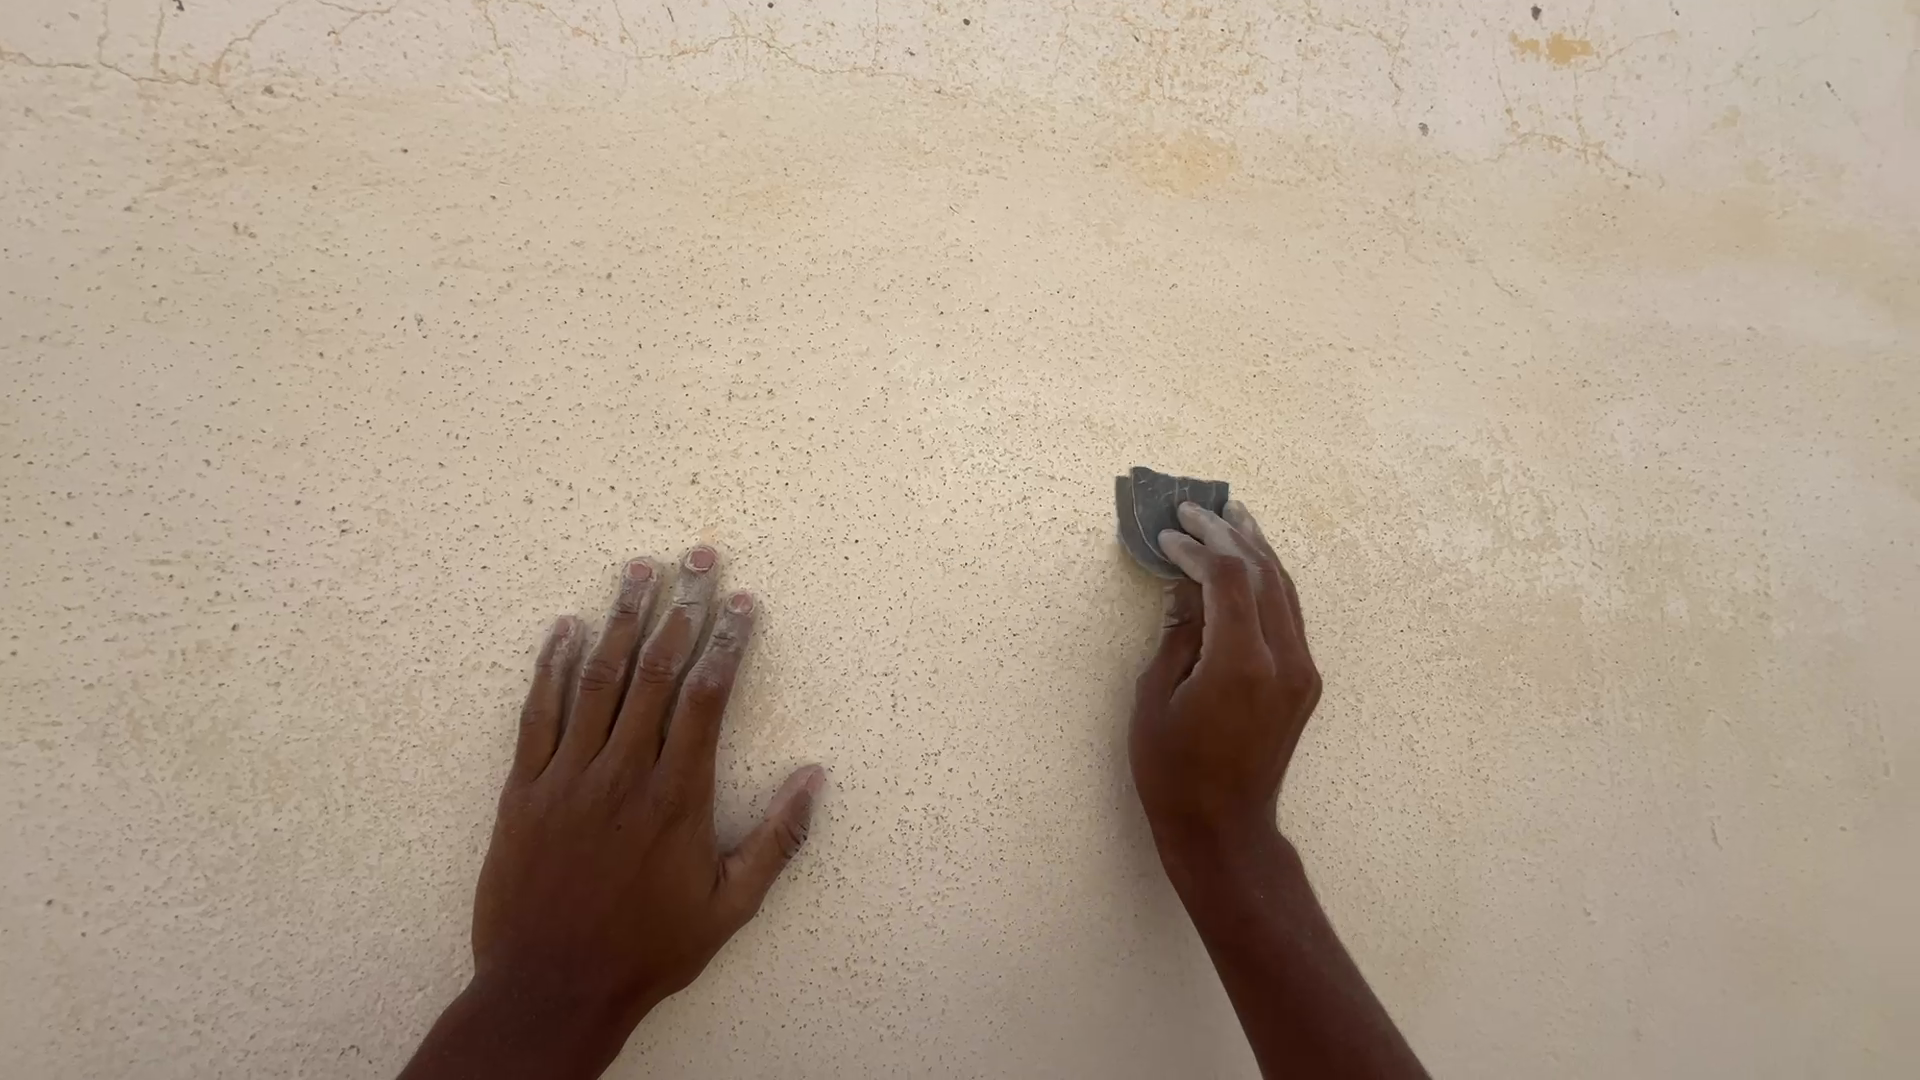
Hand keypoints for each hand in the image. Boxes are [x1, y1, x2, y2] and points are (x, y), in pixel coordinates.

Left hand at [401, 547, 825, 1079]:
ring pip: (597, 680)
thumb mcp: (730, 907)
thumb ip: (778, 840)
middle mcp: (623, 772)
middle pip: (655, 671)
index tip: (742, 602)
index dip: (727, 642)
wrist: (547, 993)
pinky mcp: (523, 792)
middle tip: (697, 558)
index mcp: (676, 795)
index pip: (706, 697)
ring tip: (638, 570)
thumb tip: (815, 777)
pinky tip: (566, 629)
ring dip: (621, 619)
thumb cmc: (648, 949)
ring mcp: (568, 778)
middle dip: (681, 607)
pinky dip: (551, 667)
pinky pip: (536, 716)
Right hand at [1130, 505, 1429, 1079]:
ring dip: (1258, 549)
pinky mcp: (1305, 681)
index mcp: (1241, 662)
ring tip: (1234, 517)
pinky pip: (1290, 613)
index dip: (1198, 546)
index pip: (1229, 577)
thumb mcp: (1156, 696)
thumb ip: (1177, 632)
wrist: (1225, 828)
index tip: (1168, 533)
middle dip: (1232, 534)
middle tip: (1202, 507)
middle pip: (1266, 573)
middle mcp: (1284, 658)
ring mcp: (1302, 669)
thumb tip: (1186, 584)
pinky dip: (1268, 580)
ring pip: (1286, 589)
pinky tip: (1250, 565)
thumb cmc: (1173, 770)